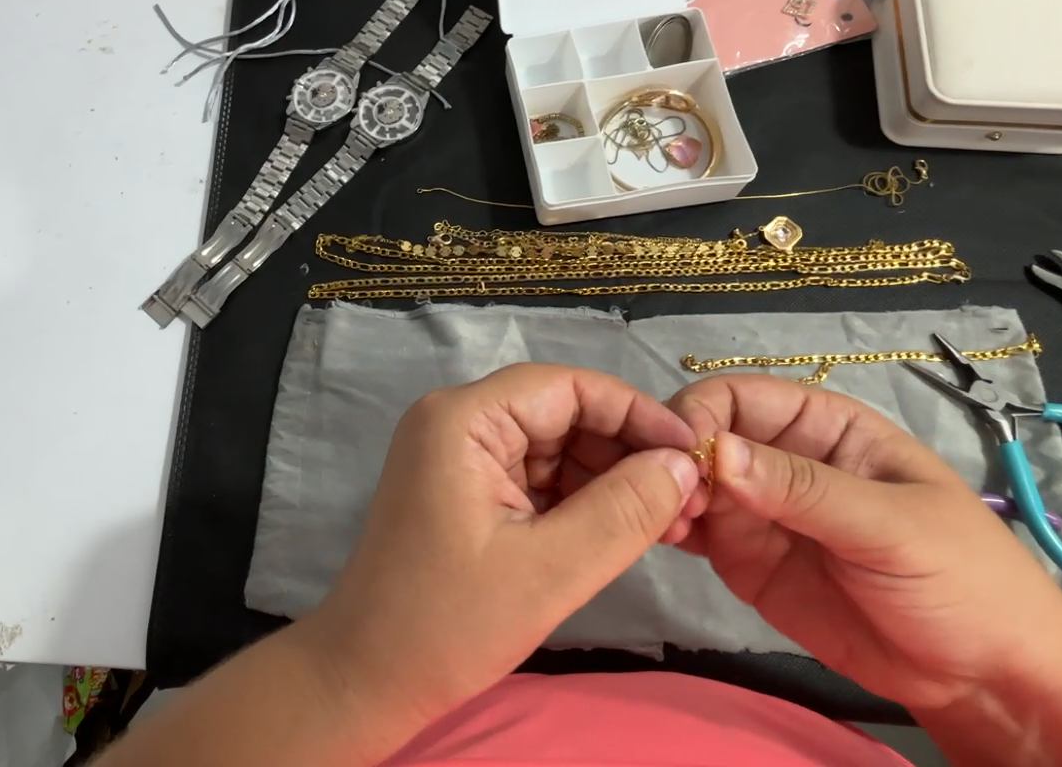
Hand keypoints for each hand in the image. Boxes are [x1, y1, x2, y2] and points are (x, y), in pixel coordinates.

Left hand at [298, 363, 701, 723]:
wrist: (368, 674)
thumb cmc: (450, 621)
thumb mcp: (550, 569)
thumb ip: (624, 510)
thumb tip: (684, 464)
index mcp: (463, 418)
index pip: (565, 386)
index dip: (633, 412)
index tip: (693, 452)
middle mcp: (456, 420)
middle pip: (560, 412)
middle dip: (624, 451)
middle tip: (686, 500)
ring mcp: (457, 453)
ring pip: (552, 444)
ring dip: (607, 477)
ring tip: (665, 520)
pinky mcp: (464, 485)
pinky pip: (533, 474)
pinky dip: (577, 497)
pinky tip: (620, 527)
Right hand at [668, 375, 1061, 710]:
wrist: (986, 684)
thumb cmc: (963, 581)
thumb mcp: (893, 526)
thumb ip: (804, 488)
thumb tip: (715, 450)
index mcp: (822, 427)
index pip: (741, 397)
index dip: (704, 411)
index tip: (681, 448)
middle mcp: (777, 457)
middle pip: (703, 434)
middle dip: (676, 455)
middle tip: (665, 494)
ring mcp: (756, 507)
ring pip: (689, 479)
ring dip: (666, 491)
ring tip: (664, 522)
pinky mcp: (741, 554)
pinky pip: (691, 527)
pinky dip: (668, 525)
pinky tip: (660, 537)